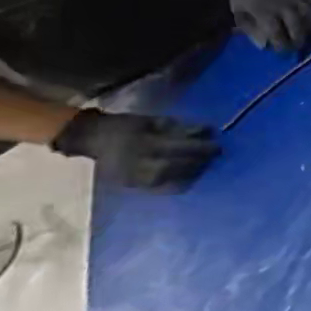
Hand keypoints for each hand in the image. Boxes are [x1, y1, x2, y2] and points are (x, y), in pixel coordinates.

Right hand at [49, 109, 220, 189]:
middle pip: (175, 166)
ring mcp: (134, 178)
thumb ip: (177, 127)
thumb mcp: (151, 120)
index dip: (199, 148)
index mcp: (143, 143)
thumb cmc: (124, 125)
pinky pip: (160, 189)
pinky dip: (178, 184)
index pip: (177, 149)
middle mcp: (139, 163)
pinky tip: (190, 177)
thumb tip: (204, 130)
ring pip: (169, 181)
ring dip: (191, 173)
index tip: (218, 145)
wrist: (92, 139)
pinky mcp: (133, 186)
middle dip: (198, 162)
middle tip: (215, 155)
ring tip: (205, 165)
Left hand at [225, 0, 310, 52]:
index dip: (282, 47)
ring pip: (310, 17)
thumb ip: (252, 32)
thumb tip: (266, 45)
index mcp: (265, 13)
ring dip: (309, 28)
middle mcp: (284, 6)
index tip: (283, 51)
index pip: (279, 37)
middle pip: (299, 29)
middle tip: (297, 46)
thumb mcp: (239, 16)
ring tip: (306, 33)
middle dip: (299, 41)